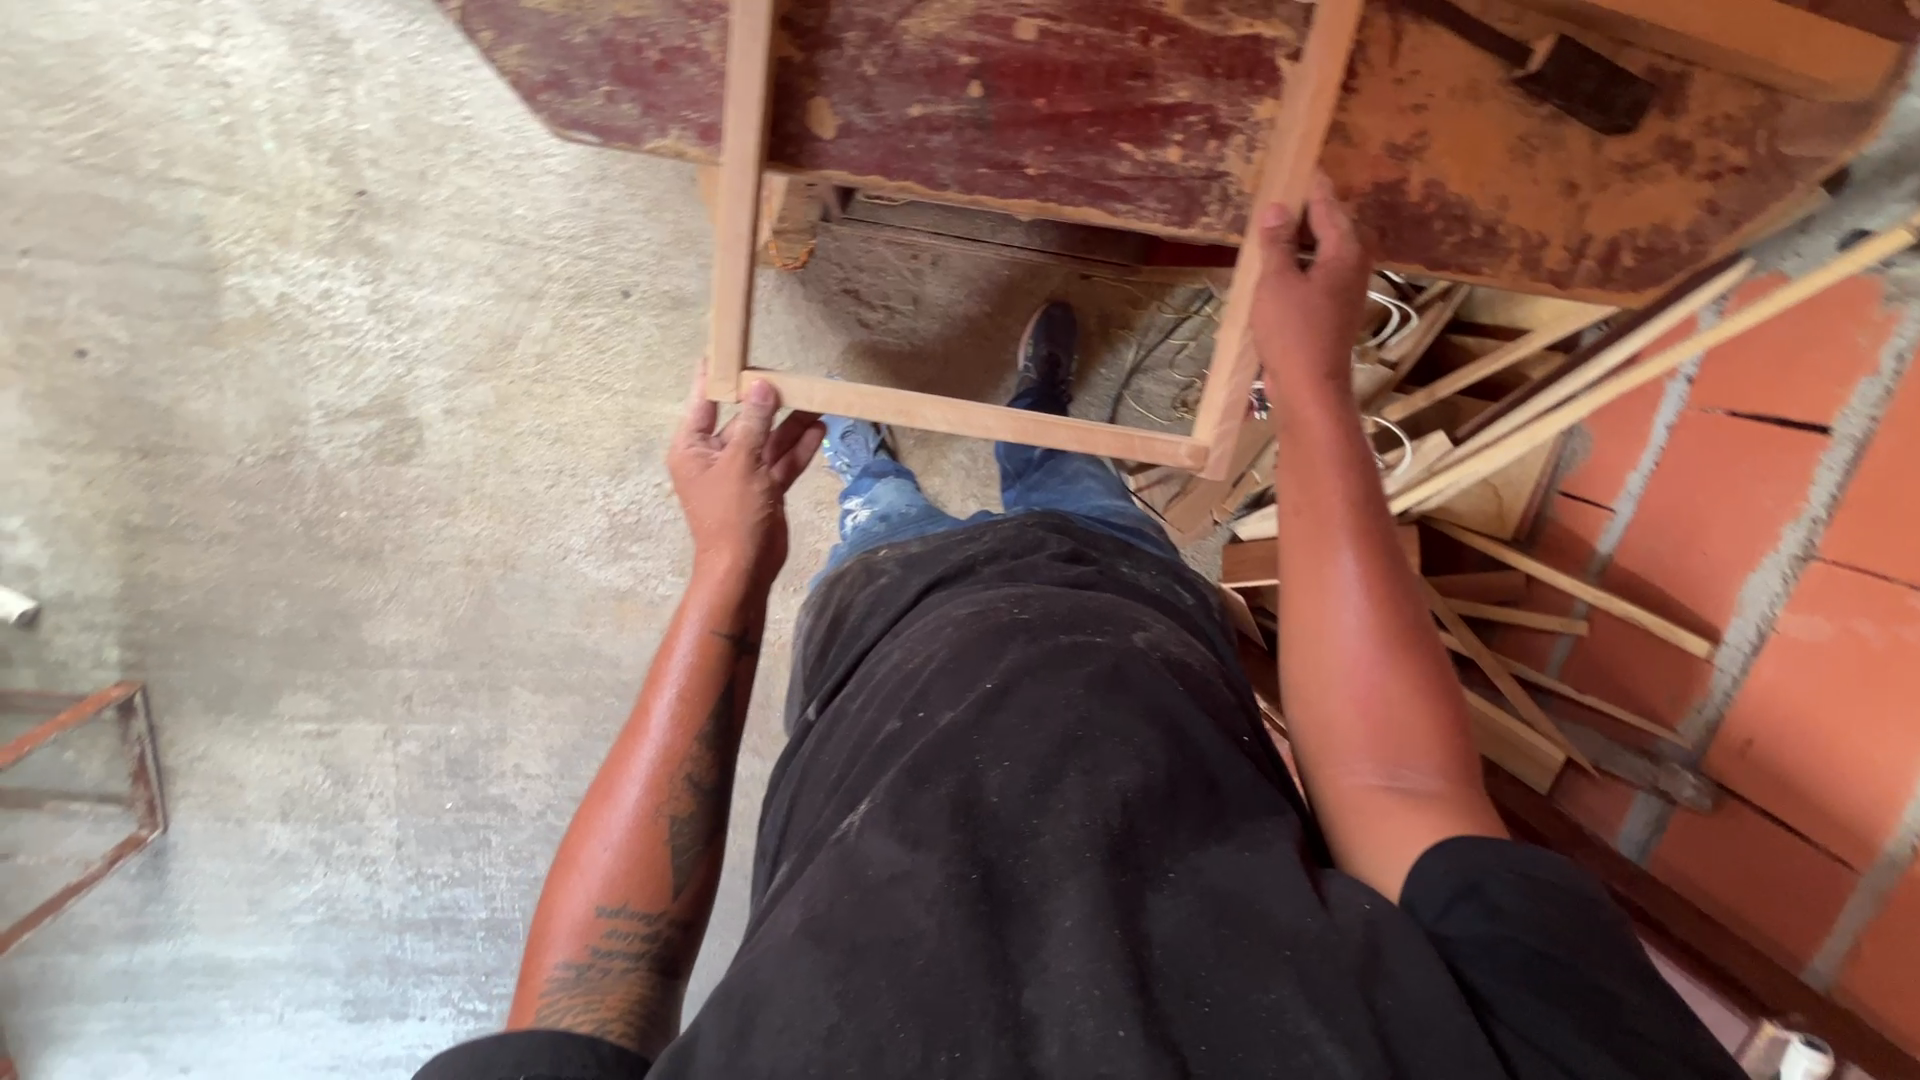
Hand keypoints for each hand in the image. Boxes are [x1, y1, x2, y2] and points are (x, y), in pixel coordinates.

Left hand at [669, 373, 824, 589]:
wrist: (744, 567)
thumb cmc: (731, 514)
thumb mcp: (741, 462)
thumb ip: (754, 422)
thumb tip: (762, 385)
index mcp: (692, 446)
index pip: (704, 400)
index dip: (719, 375)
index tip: (732, 349)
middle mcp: (715, 456)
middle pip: (743, 419)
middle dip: (768, 401)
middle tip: (791, 375)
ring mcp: (742, 473)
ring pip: (768, 440)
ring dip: (791, 424)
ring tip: (817, 400)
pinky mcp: (765, 488)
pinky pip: (782, 461)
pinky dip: (799, 448)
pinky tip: (819, 429)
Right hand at [1248, 173, 1372, 399]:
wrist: (1309, 386)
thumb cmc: (1292, 331)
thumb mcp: (1276, 282)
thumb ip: (1276, 244)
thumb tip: (1276, 209)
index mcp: (1344, 250)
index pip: (1327, 205)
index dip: (1311, 186)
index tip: (1299, 166)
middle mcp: (1352, 265)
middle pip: (1330, 227)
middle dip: (1307, 212)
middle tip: (1281, 197)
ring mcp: (1345, 291)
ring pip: (1323, 253)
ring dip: (1300, 241)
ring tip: (1273, 230)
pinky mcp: (1333, 311)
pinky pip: (1317, 275)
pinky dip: (1300, 265)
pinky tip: (1279, 270)